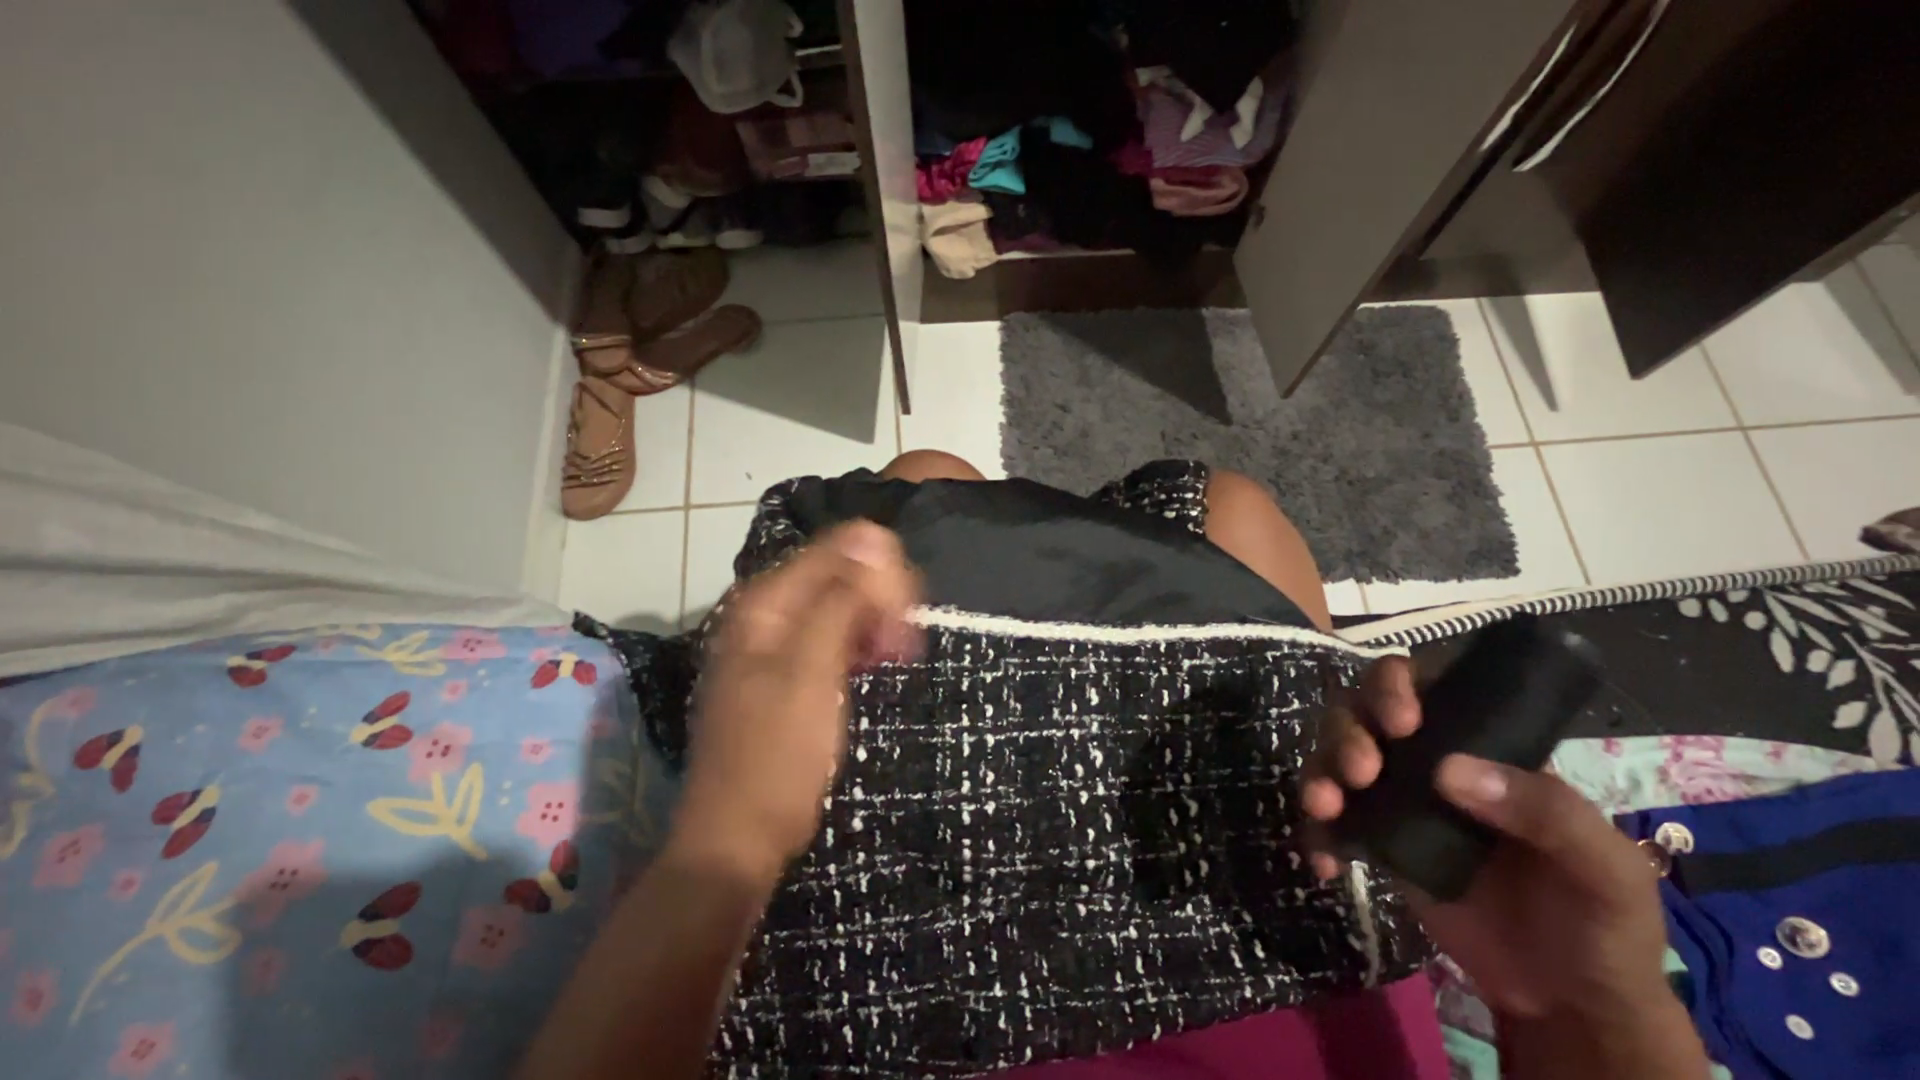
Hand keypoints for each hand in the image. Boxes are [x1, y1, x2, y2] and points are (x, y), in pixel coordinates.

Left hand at [670, 522, 921, 884]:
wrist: (737, 839)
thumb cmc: (777, 756)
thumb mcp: (812, 671)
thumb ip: (841, 600)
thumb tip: (873, 533)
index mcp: (765, 604)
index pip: (838, 550)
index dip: (882, 571)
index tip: (909, 616)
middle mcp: (765, 614)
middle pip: (839, 575)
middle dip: (880, 598)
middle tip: (904, 645)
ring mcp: (773, 646)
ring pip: (838, 608)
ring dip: (874, 623)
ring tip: (898, 658)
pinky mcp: (785, 676)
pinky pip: (830, 639)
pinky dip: (857, 647)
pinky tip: (877, 666)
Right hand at [1301, 657, 1672, 1020]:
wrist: (1569, 1003)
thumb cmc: (1602, 921)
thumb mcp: (1603, 866)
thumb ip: (1543, 811)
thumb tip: (1447, 770)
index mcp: (1489, 748)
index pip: (1432, 686)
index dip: (1398, 685)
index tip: (1399, 720)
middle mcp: (1434, 763)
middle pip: (1365, 715)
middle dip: (1348, 732)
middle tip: (1361, 772)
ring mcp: (1402, 804)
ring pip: (1338, 760)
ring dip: (1320, 773)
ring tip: (1326, 808)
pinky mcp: (1379, 846)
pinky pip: (1333, 824)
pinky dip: (1317, 834)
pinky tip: (1326, 863)